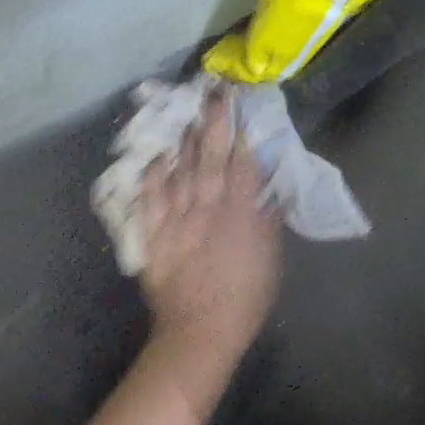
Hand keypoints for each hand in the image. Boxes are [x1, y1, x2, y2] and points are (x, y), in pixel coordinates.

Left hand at [139, 90, 281, 363]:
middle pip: (210, 158)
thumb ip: (269, 224)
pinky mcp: (153, 234)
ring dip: (184, 141)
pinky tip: (156, 156)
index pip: (244, 165)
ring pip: (180, 171)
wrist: (200, 331)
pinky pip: (151, 197)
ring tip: (187, 114)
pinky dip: (154, 175)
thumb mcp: (269, 262)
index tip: (243, 106)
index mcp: (241, 215)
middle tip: (214, 93)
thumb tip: (273, 194)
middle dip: (214, 123)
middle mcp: (208, 208)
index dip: (244, 134)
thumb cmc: (244, 300)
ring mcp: (177, 219)